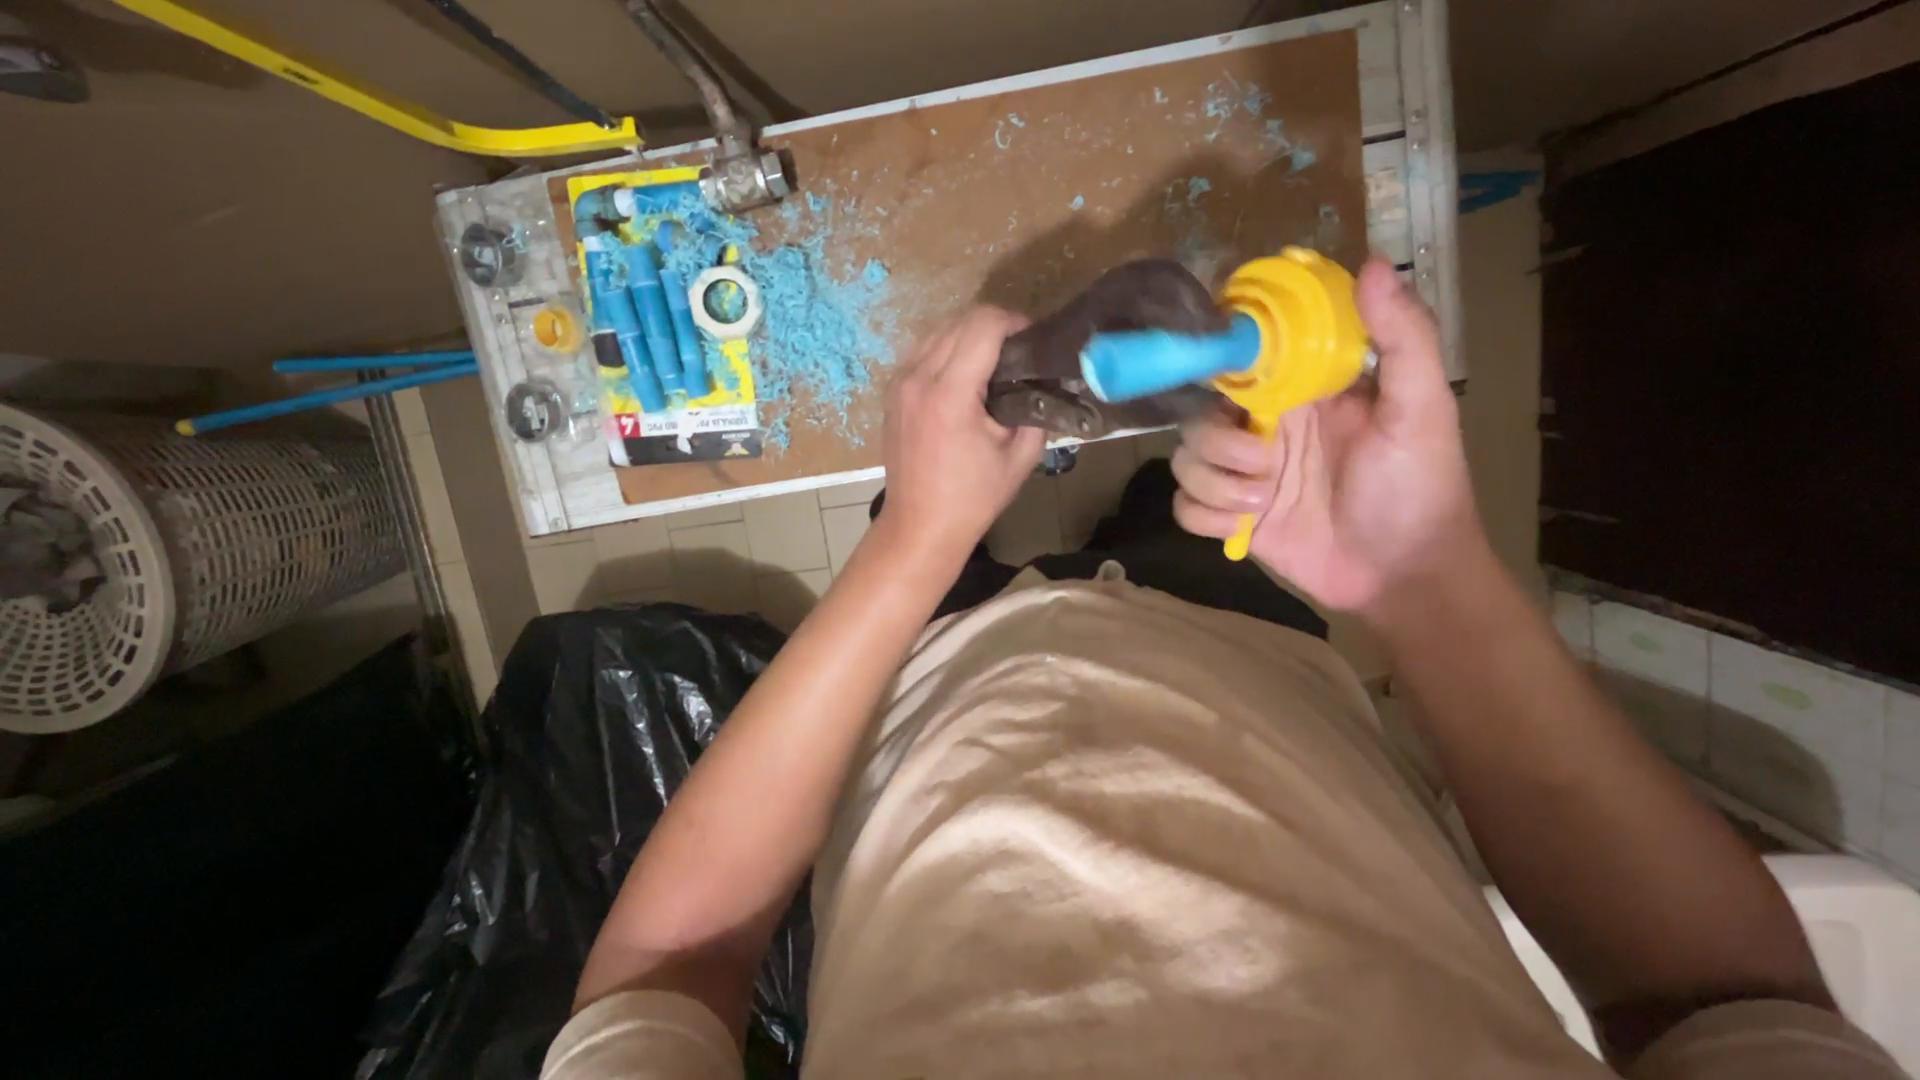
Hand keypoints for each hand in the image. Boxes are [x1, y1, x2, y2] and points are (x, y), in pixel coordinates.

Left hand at [875, 307, 1044, 560]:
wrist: (920, 525)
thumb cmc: (973, 497)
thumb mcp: (1019, 457)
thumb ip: (1037, 410)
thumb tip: (1046, 381)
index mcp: (950, 393)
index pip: (983, 325)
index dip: (1014, 323)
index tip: (1032, 342)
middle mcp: (918, 378)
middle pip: (959, 321)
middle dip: (994, 327)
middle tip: (1018, 353)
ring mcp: (899, 384)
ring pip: (937, 330)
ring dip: (968, 335)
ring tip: (992, 363)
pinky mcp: (892, 393)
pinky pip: (921, 351)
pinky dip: (946, 350)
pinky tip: (963, 377)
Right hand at [1171, 257, 1486, 614]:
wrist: (1404, 577)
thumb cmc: (1420, 489)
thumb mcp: (1421, 409)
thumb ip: (1403, 337)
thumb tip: (1373, 263)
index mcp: (1303, 394)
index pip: (1242, 359)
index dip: (1222, 358)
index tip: (1221, 372)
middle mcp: (1266, 428)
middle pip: (1199, 413)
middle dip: (1218, 440)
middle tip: (1263, 462)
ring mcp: (1245, 475)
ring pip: (1185, 459)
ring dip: (1216, 482)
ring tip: (1264, 501)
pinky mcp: (1232, 518)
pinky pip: (1184, 506)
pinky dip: (1206, 517)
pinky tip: (1246, 527)